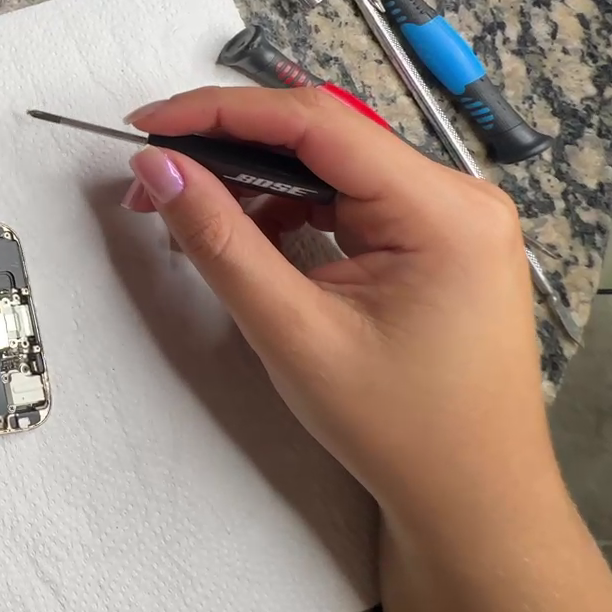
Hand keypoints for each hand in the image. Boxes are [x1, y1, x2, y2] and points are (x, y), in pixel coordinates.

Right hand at [117, 87, 611, 611]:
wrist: (469, 501)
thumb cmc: (392, 422)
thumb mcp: (288, 327)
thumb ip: (216, 237)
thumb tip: (154, 164)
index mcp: (439, 208)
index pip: (313, 121)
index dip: (218, 110)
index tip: (143, 122)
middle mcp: (448, 194)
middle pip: (314, 135)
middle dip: (221, 147)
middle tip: (150, 177)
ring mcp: (437, 214)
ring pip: (315, 165)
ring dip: (241, 179)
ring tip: (182, 213)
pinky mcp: (416, 236)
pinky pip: (328, 196)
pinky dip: (271, 207)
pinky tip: (238, 237)